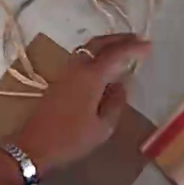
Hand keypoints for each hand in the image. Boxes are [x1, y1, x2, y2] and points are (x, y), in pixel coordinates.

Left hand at [12, 33, 149, 171]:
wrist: (34, 146)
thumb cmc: (71, 139)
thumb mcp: (102, 127)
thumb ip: (115, 103)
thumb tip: (121, 85)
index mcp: (90, 77)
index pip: (115, 54)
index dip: (133, 48)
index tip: (149, 45)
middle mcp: (77, 68)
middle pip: (98, 43)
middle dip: (119, 38)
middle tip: (137, 39)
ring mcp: (65, 72)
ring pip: (87, 48)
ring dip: (106, 43)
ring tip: (123, 47)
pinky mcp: (59, 80)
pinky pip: (81, 57)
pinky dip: (95, 53)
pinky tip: (103, 63)